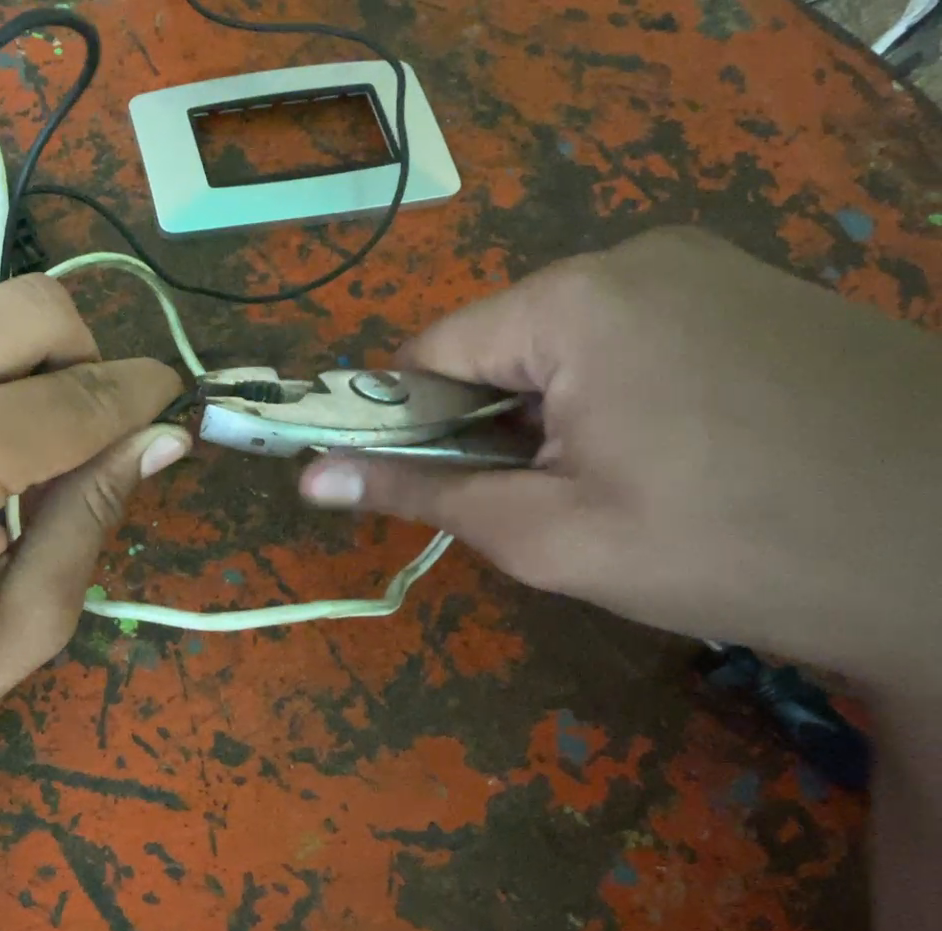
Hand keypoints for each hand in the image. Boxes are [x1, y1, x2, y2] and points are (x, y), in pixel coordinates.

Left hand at [0, 224, 187, 787]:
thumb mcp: (31, 618)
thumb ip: (96, 508)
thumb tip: (162, 432)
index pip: (74, 397)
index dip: (141, 398)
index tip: (172, 406)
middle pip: (22, 306)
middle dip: (82, 354)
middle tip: (90, 426)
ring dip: (3, 316)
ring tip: (16, 395)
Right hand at [300, 226, 941, 690]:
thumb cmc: (731, 544)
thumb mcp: (547, 533)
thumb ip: (418, 493)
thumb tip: (306, 478)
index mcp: (570, 302)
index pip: (423, 357)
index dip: (408, 428)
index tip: (434, 490)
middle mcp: (632, 258)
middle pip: (491, 348)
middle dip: (487, 427)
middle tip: (538, 504)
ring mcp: (704, 267)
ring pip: (556, 347)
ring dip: (548, 418)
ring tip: (610, 487)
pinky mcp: (752, 291)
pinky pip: (627, 339)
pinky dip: (610, 398)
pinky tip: (668, 455)